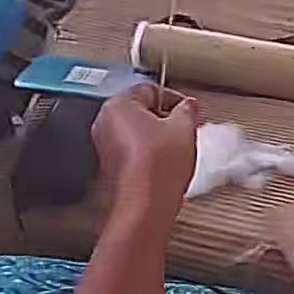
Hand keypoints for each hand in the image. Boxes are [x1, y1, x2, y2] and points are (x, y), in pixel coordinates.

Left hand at [94, 85, 199, 230]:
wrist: (146, 204)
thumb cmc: (156, 167)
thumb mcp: (183, 128)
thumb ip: (187, 110)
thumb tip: (189, 106)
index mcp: (117, 105)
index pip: (149, 90)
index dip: (174, 98)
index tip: (188, 108)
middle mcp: (105, 124)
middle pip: (140, 111)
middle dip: (164, 118)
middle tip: (184, 127)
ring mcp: (106, 147)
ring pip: (136, 132)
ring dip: (157, 136)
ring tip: (176, 147)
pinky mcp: (111, 168)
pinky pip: (133, 152)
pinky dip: (148, 154)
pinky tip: (165, 163)